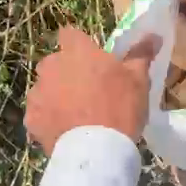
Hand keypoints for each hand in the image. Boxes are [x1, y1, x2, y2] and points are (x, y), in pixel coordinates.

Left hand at [24, 25, 161, 152]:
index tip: (90, 57)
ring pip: (45, 87)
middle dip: (66, 70)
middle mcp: (52, 67)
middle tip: (87, 87)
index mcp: (77, 51)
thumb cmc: (120, 106)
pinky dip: (48, 118)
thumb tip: (153, 36)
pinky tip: (64, 129)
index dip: (78, 43)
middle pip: (55, 62)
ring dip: (56, 93)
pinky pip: (39, 113)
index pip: (69, 34)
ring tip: (75, 112)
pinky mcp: (31, 119)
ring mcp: (38, 94)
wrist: (97, 152)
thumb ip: (141, 53)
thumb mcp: (138, 79)